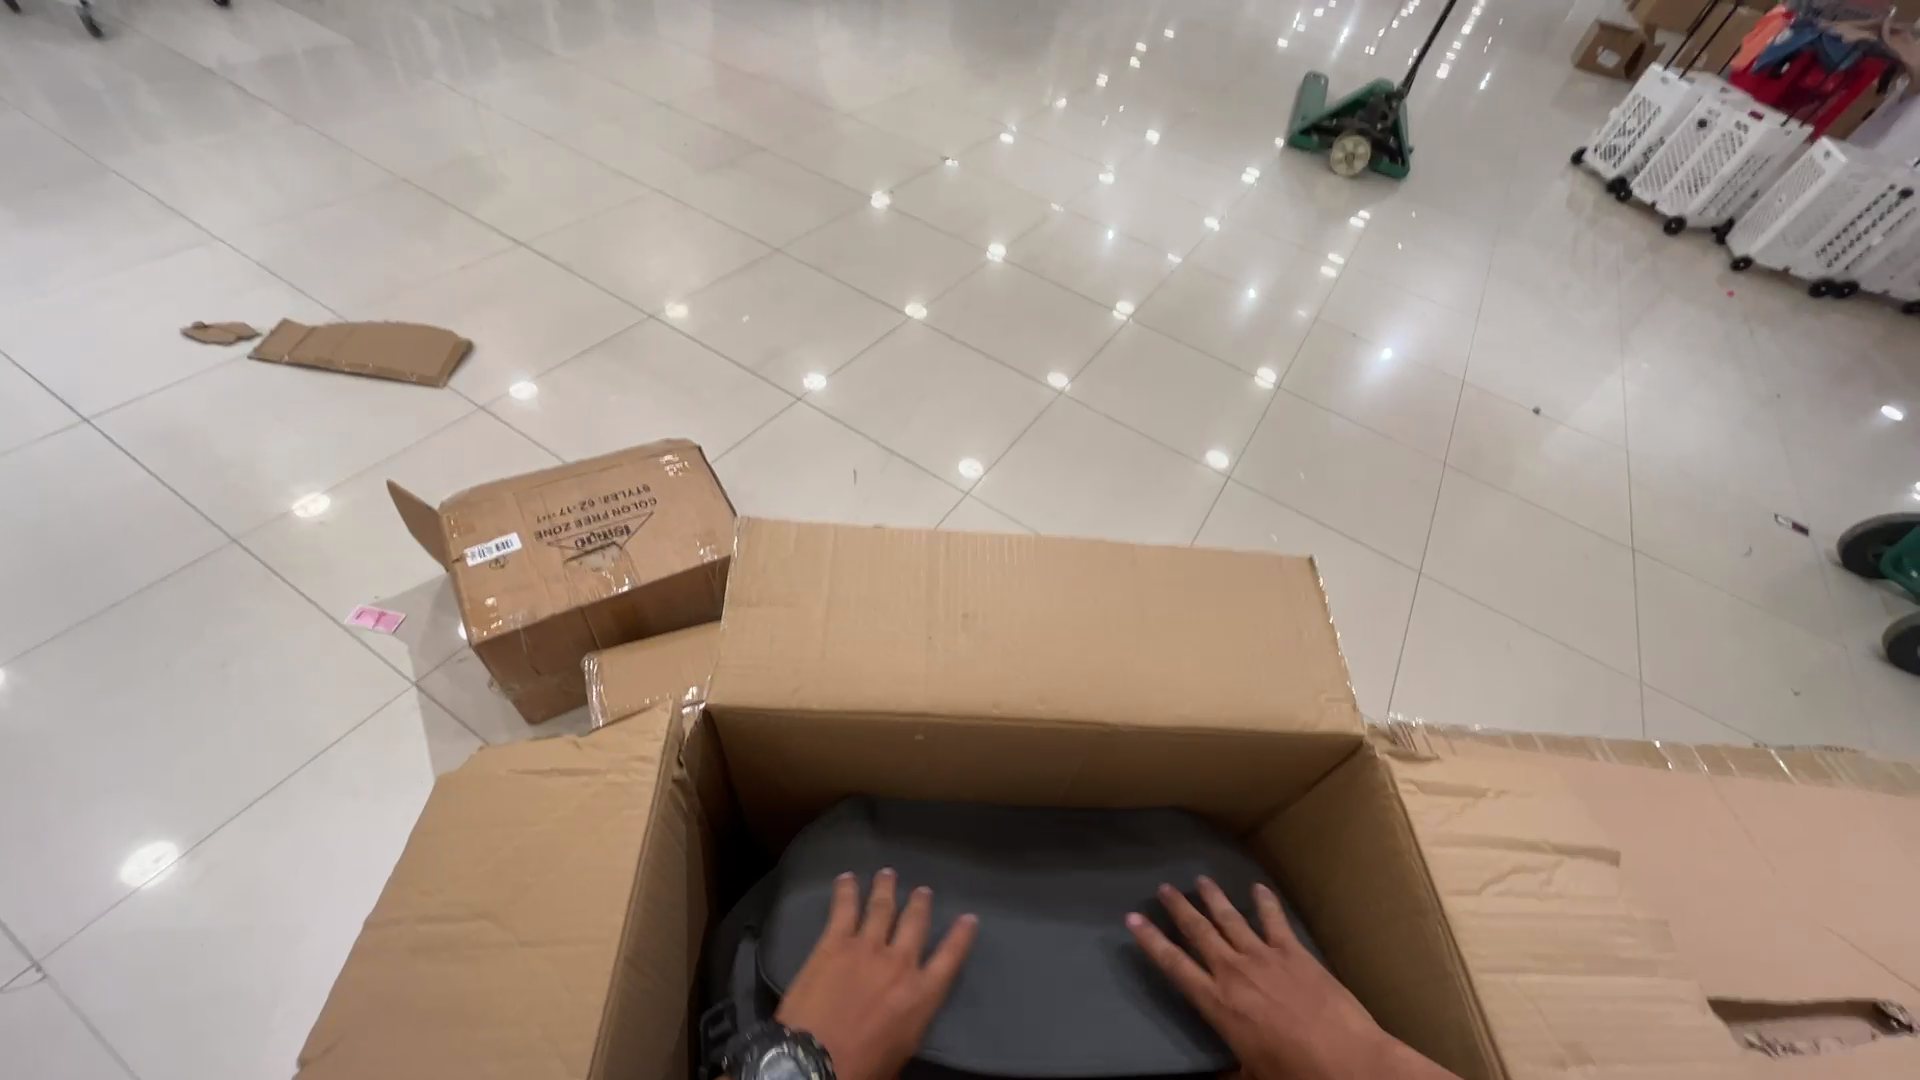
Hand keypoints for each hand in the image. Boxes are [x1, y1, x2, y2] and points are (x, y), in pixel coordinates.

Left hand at [775, 869, 978, 1079]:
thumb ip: (908, 1023)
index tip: (969, 917)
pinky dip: (846, 891)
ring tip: (888, 874)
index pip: (950, 958)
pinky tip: (847, 879)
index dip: (961, 936)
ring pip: (882, 908)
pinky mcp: (834, 943)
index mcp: (920, 995)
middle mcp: (899, 963)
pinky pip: (844, 909)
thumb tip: (906, 1013)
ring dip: (886, 889)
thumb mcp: (900, 1053)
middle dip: (920, 904)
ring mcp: (866, 947)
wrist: (814, 1063)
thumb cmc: (861, 1069)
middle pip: (915, 923)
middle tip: (922, 891)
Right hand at [1127, 877, 1414, 1079]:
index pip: (1174, 965)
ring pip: (1230, 918)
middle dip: (1179, 908)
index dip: (1151, 940)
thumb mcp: (1254, 1078)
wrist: (1348, 1063)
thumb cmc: (1296, 1076)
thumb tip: (1215, 1079)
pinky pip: (1274, 921)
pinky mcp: (1294, 952)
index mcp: (1218, 1004)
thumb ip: (1231, 1073)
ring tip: (1201, 880)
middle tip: (1164, 887)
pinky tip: (1258, 888)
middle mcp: (1233, 972)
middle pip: (1198, 931)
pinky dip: (1265, 902)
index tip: (1133, 918)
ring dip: (1213, 898)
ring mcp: (1264, 957)